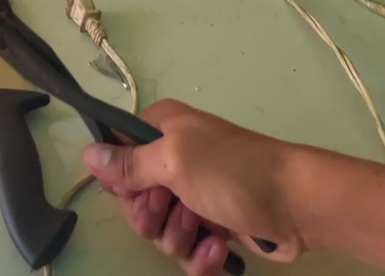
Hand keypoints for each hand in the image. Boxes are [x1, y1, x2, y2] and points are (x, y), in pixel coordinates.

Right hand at [83, 100, 306, 272]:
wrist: (297, 204)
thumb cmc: (233, 172)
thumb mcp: (175, 161)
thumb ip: (129, 163)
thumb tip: (87, 153)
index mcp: (162, 130)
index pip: (119, 154)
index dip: (122, 183)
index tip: (137, 194)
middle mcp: (175, 157)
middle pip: (136, 198)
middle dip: (151, 217)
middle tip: (170, 214)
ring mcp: (194, 192)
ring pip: (161, 228)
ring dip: (178, 238)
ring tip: (202, 231)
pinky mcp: (213, 224)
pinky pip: (188, 248)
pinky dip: (200, 255)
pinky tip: (219, 250)